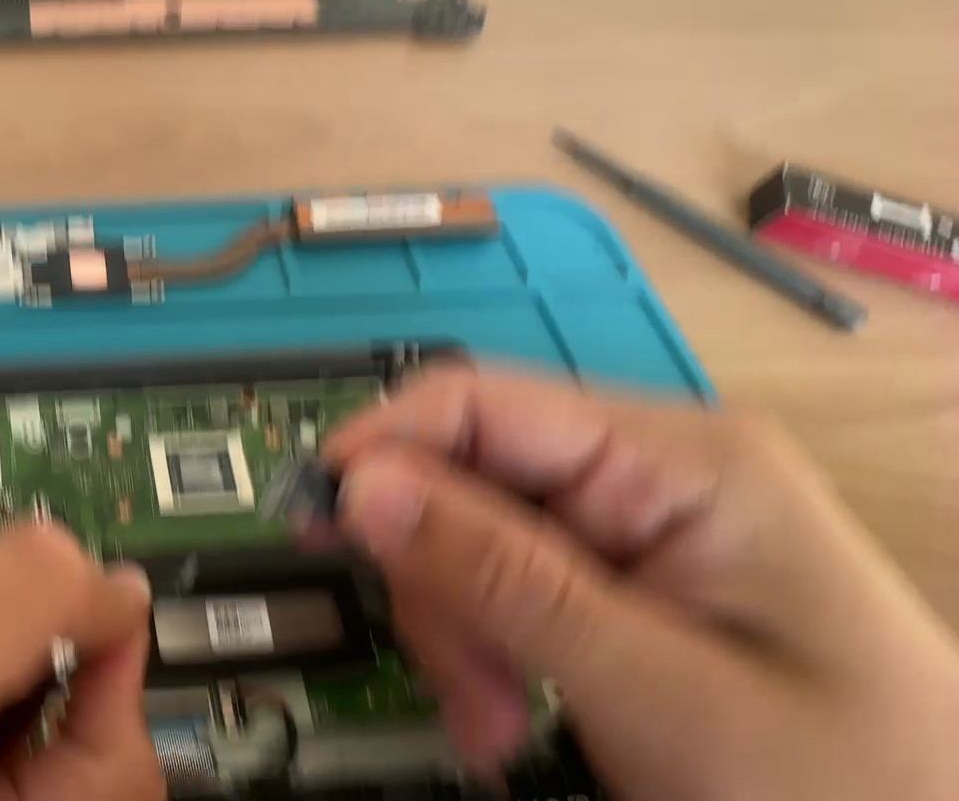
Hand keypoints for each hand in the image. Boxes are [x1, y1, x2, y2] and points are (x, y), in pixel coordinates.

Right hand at [324, 366, 958, 800]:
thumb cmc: (849, 791)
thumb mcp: (664, 692)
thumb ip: (504, 579)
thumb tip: (358, 487)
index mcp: (674, 456)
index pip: (477, 403)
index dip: (381, 448)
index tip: (315, 522)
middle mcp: (636, 467)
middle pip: (458, 475)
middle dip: (433, 576)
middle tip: (457, 683)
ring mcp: (615, 518)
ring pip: (456, 534)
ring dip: (450, 624)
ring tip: (490, 718)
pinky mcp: (599, 569)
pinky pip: (487, 577)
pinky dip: (472, 642)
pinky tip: (503, 707)